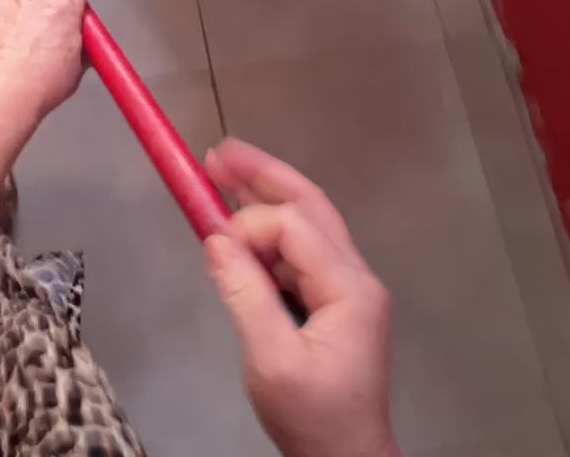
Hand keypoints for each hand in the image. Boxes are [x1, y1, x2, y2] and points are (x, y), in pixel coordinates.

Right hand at [203, 139, 399, 456]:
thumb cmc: (312, 417)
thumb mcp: (271, 362)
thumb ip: (244, 295)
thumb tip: (215, 238)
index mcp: (348, 289)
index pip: (292, 226)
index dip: (248, 226)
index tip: (215, 248)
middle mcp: (354, 276)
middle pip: (308, 204)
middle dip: (261, 173)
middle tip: (216, 152)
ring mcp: (346, 285)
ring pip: (306, 218)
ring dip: (262, 191)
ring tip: (219, 168)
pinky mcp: (330, 296)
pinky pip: (298, 243)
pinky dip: (264, 222)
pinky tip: (236, 215)